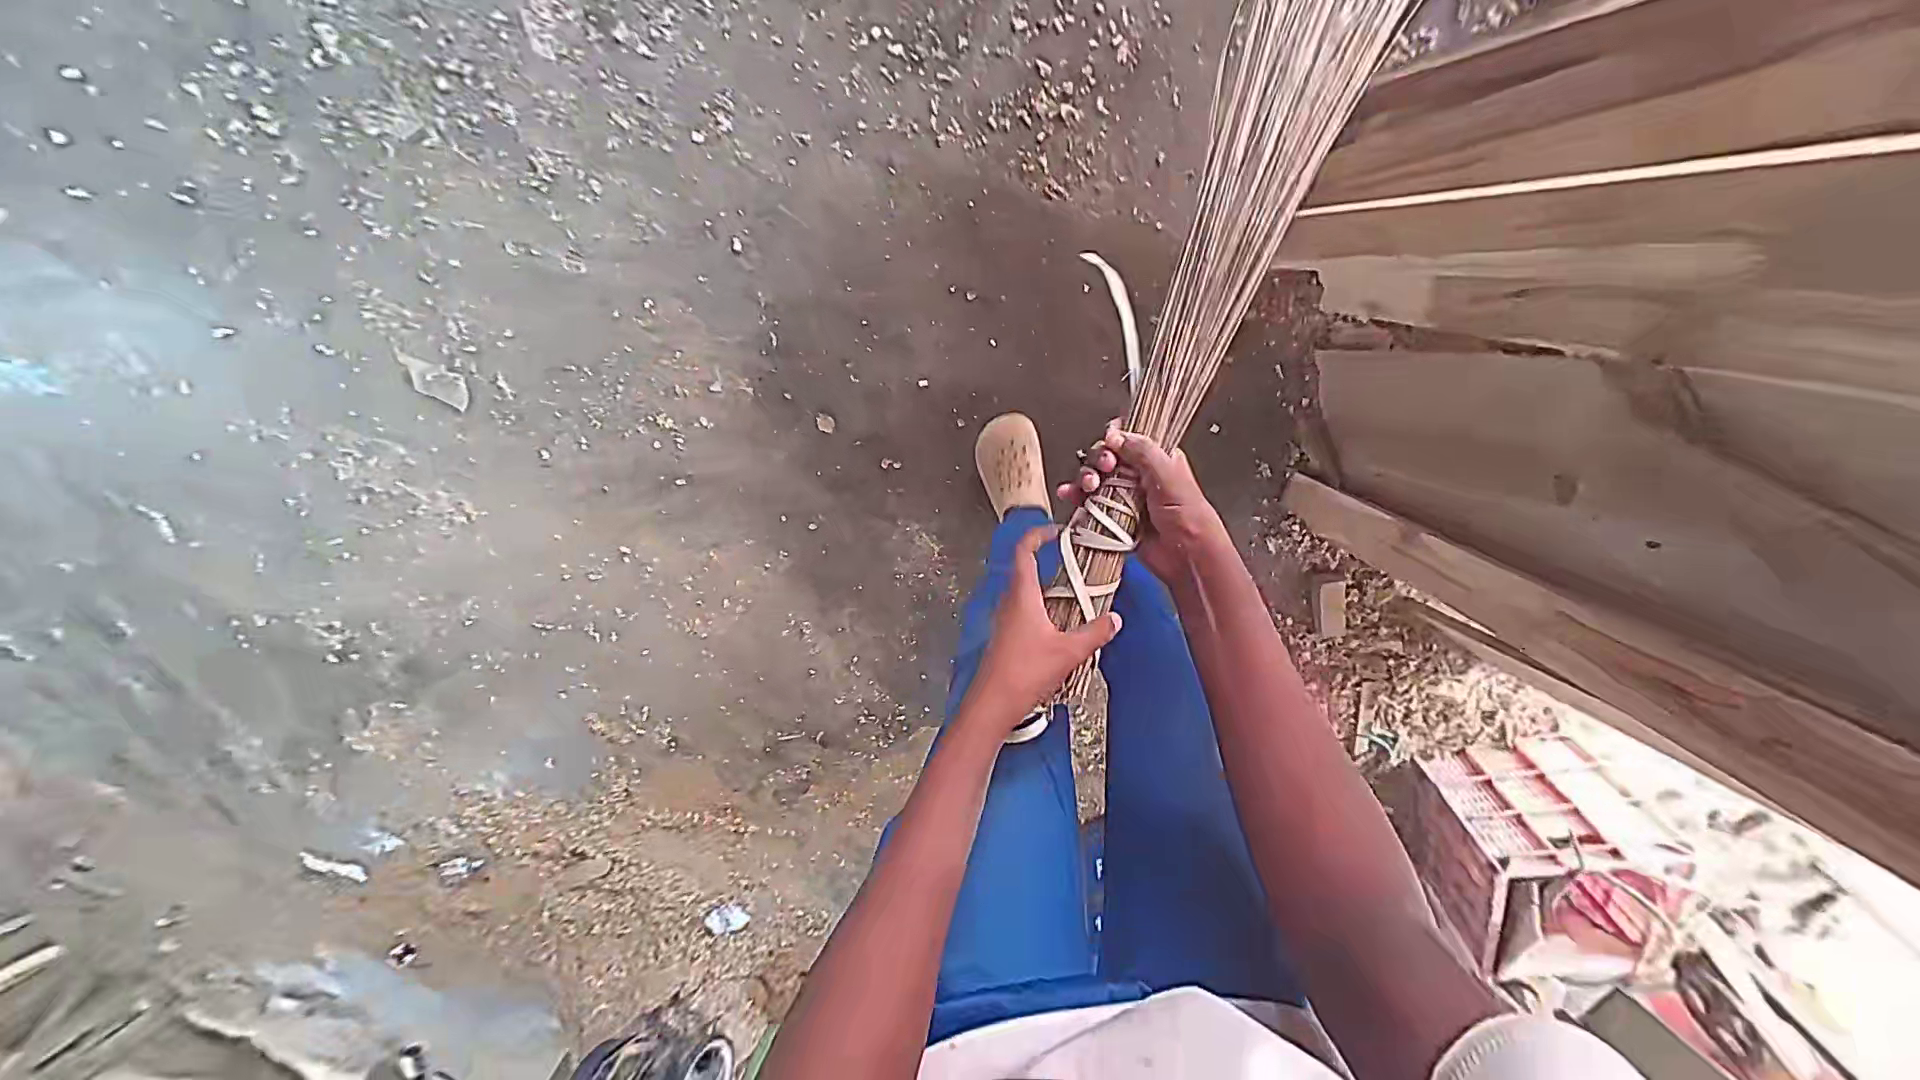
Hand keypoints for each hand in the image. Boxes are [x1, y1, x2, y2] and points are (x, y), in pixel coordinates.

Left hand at [961, 525, 1122, 731]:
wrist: (993, 703)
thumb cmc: (1025, 672)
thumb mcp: (1069, 652)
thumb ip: (1095, 633)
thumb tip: (1115, 619)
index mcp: (1022, 595)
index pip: (1024, 550)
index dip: (1039, 535)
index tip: (1058, 531)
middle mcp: (1009, 601)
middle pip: (1023, 568)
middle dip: (1046, 558)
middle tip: (1072, 559)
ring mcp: (1004, 618)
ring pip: (1023, 590)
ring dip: (1044, 584)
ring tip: (1070, 590)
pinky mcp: (1004, 635)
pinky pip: (1022, 609)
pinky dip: (1039, 605)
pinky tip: (1057, 622)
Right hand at [1056, 422, 1229, 582]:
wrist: (1186, 557)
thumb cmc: (1189, 517)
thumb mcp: (1169, 475)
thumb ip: (1142, 451)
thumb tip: (1116, 435)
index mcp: (1156, 460)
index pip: (1127, 441)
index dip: (1114, 441)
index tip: (1110, 449)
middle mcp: (1138, 477)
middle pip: (1106, 459)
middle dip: (1098, 462)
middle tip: (1103, 469)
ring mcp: (1124, 498)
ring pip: (1094, 480)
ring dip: (1085, 479)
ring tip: (1087, 486)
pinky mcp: (1112, 518)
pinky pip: (1088, 504)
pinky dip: (1076, 498)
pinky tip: (1068, 494)